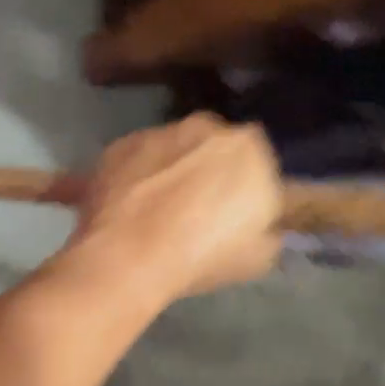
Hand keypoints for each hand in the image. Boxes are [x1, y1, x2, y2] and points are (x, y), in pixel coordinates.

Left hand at [72, 113, 282, 300]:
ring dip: (168, 174)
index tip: (233, 218)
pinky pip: (133, 162)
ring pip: (170, 152)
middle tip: (194, 216)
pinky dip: (133, 179)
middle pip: (211, 150)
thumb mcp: (258, 255)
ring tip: (154, 215)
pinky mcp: (115, 147)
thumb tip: (262, 223)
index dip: (245, 192)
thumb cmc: (200, 256)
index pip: (257, 163)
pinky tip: (125, 209)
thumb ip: (268, 226)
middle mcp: (202, 127)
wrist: (125, 258)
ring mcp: (154, 133)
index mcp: (248, 146)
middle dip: (206, 175)